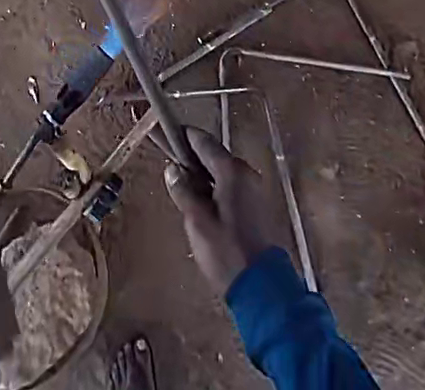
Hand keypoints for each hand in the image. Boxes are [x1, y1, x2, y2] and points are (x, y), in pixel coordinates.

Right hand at [164, 126, 277, 293]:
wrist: (265, 292)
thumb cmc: (227, 253)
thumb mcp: (197, 221)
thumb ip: (182, 190)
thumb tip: (172, 169)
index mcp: (232, 172)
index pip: (201, 140)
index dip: (178, 134)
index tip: (159, 131)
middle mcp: (246, 174)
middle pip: (211, 154)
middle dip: (188, 155)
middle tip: (164, 159)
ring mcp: (254, 190)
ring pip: (219, 171)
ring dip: (199, 173)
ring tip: (178, 182)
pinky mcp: (256, 207)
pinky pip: (228, 186)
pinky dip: (211, 186)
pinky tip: (197, 199)